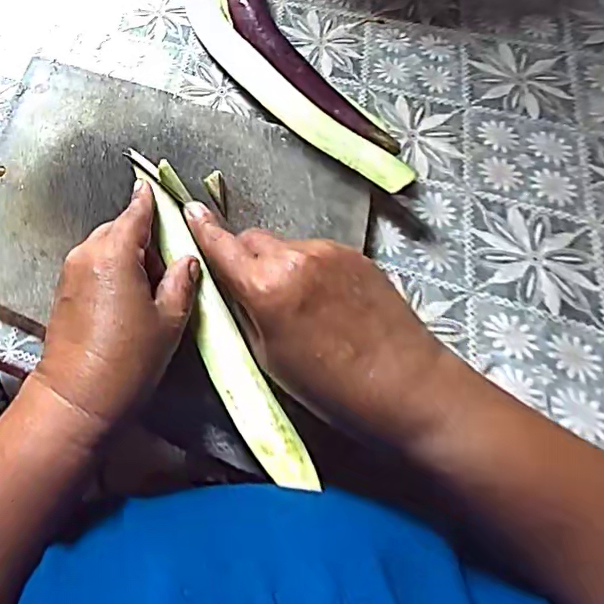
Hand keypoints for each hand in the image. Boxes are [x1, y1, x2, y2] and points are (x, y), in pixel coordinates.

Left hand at [33, 180, 198, 439]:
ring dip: (128, 254)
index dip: (149, 201)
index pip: (135, 213)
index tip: (155, 188)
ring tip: (151, 292)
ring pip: (106, 245)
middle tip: (170, 268)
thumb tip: (187, 260)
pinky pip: (93, 263)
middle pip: (120, 228)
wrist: (77, 392)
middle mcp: (87, 252)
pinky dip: (112, 268)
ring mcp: (71, 268)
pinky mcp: (65, 285)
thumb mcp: (169, 320)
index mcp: (114, 252)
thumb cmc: (126, 359)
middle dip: (145, 239)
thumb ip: (181, 282)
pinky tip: (128, 299)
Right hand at [183, 202, 466, 449]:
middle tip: (255, 291)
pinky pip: (311, 252)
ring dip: (277, 263)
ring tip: (299, 303)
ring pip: (281, 246)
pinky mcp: (353, 254)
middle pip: (249, 240)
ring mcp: (326, 252)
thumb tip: (223, 280)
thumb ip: (240, 307)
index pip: (219, 243)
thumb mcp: (265, 353)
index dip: (201, 227)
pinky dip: (307, 268)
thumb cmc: (331, 387)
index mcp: (264, 285)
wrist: (415, 392)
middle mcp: (292, 258)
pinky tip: (325, 301)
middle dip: (244, 258)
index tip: (189, 210)